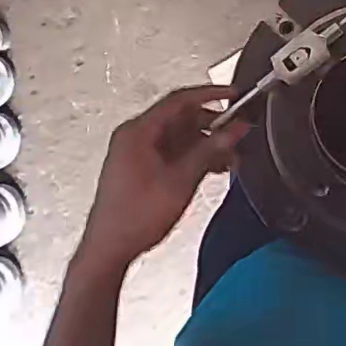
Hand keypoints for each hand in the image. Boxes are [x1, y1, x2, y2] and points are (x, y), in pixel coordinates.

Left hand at [75, 86, 248, 273]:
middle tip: (236, 130)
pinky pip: (171, 151)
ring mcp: (136, 152)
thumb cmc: (133, 218)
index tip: (232, 95)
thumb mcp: (181, 180)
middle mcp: (134, 137)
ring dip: (204, 143)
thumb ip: (210, 151)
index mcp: (138, 132)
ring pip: (178, 136)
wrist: (109, 251)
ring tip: (229, 155)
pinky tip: (212, 167)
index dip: (209, 94)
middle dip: (211, 124)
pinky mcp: (139, 167)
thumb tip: (232, 131)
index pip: (179, 100)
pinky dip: (192, 155)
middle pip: (180, 118)